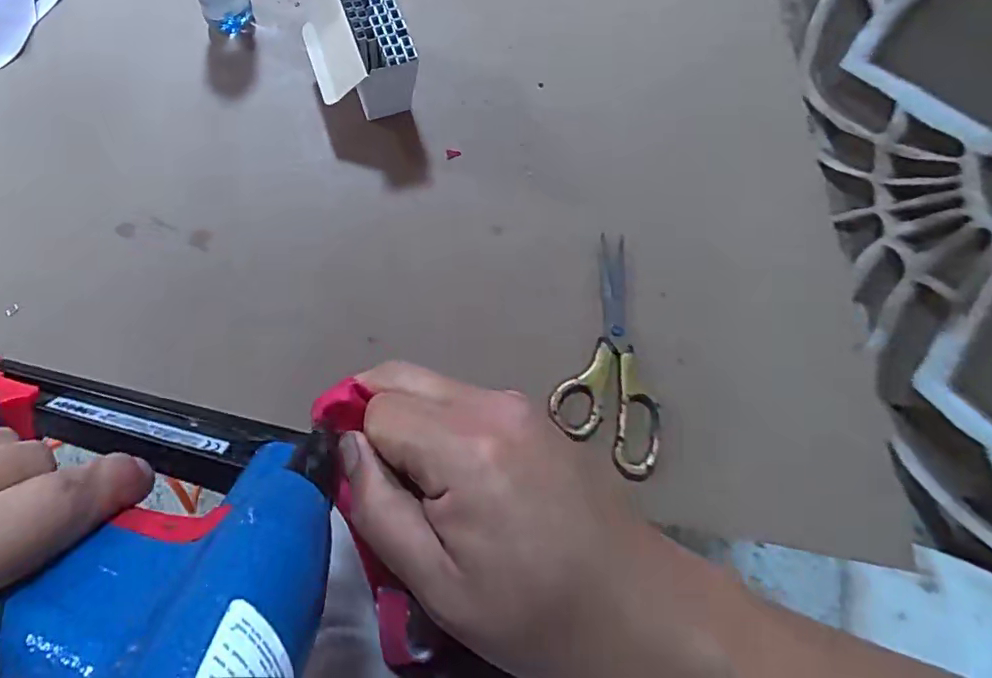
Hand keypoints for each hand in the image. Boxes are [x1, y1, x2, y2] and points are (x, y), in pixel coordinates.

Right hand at [338, 363, 949, 677]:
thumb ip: (376, 506)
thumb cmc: (535, 614)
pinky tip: (459, 471)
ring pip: (424, 382)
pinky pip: (457, 395)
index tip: (373, 491)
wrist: (643, 615)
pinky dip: (437, 420)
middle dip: (371, 414)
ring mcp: (514, 401)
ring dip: (405, 417)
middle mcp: (489, 404)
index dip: (361, 447)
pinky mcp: (529, 410)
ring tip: (421, 477)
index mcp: (466, 446)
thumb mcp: (438, 585)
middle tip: (379, 472)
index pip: (375, 410)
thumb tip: (347, 446)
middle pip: (394, 376)